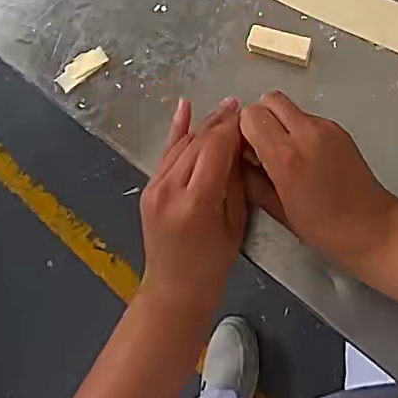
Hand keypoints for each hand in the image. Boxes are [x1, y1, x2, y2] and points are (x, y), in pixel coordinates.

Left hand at [138, 98, 247, 311]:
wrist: (173, 291)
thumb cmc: (212, 265)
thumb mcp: (235, 225)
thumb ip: (235, 183)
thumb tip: (239, 147)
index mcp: (195, 202)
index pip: (215, 150)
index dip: (232, 129)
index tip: (249, 116)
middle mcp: (170, 189)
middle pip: (198, 143)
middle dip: (220, 123)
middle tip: (241, 108)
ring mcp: (155, 187)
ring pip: (182, 145)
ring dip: (204, 125)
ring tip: (226, 109)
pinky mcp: (149, 188)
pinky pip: (166, 154)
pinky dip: (177, 130)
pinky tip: (184, 107)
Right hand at [239, 91, 397, 267]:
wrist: (374, 228)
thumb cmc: (323, 228)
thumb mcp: (278, 210)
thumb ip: (252, 180)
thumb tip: (239, 159)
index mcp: (286, 156)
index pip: (251, 115)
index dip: (244, 130)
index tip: (248, 149)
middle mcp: (305, 133)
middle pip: (270, 100)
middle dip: (261, 118)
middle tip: (264, 145)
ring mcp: (325, 127)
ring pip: (289, 107)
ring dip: (281, 122)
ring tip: (288, 153)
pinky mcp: (338, 128)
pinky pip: (307, 117)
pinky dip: (299, 129)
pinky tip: (308, 156)